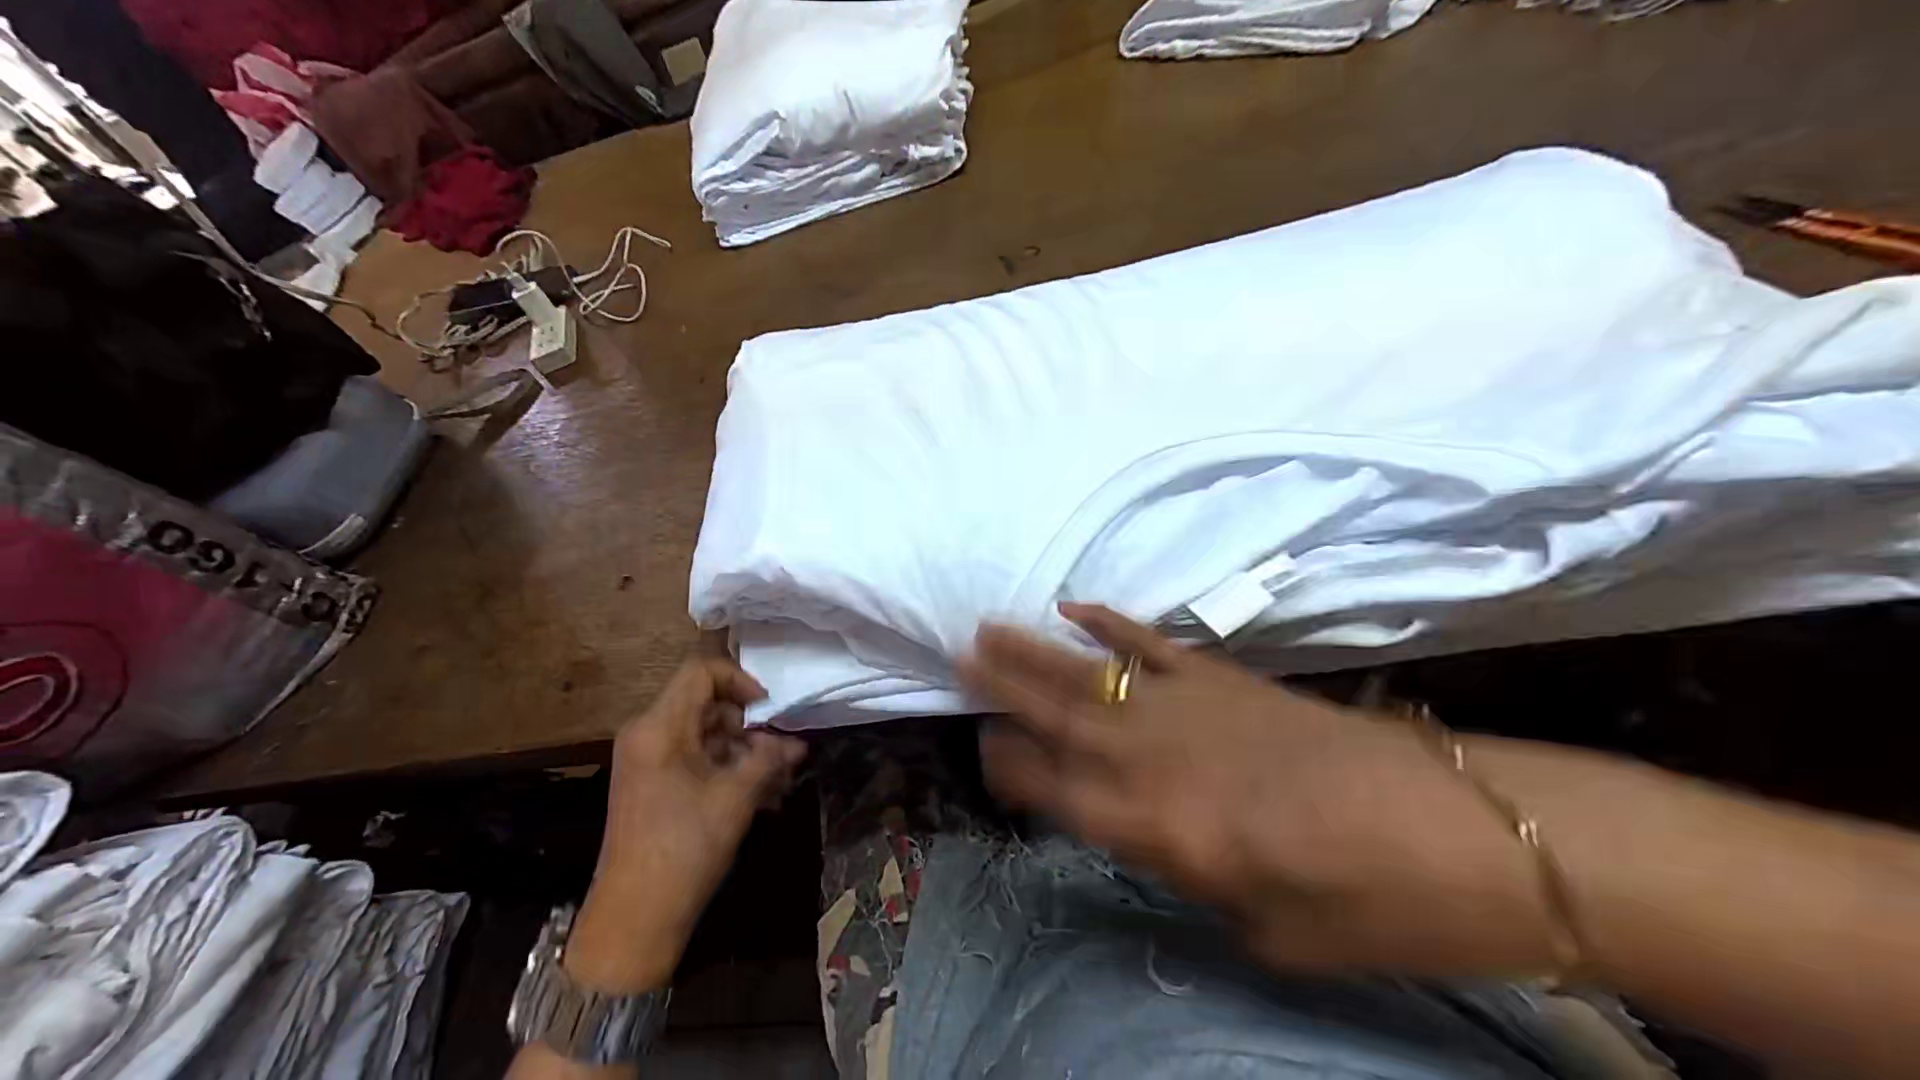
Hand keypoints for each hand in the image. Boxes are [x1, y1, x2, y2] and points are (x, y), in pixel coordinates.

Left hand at [566, 657, 806, 991]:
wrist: (634, 919)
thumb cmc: (685, 848)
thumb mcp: (736, 797)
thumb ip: (769, 758)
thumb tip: (796, 741)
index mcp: (658, 727)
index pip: (701, 672)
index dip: (741, 681)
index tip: (770, 710)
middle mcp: (648, 734)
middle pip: (707, 705)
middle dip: (751, 726)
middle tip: (785, 753)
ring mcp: (648, 761)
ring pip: (706, 735)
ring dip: (746, 752)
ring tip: (780, 783)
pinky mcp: (654, 785)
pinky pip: (696, 760)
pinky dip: (728, 771)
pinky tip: (762, 799)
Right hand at [958, 604, 1558, 977]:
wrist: (1460, 831)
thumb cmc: (1362, 906)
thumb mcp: (1259, 932)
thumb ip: (1186, 876)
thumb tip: (1154, 840)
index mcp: (1155, 829)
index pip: (1052, 788)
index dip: (1009, 767)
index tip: (984, 749)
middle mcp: (1154, 759)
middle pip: (1057, 716)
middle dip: (1002, 688)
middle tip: (959, 661)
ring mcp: (1187, 706)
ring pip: (1089, 672)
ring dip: (1034, 651)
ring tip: (988, 629)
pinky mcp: (1224, 677)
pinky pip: (1151, 643)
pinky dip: (1110, 624)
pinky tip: (1075, 609)